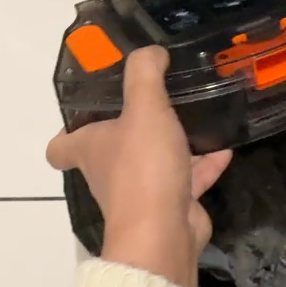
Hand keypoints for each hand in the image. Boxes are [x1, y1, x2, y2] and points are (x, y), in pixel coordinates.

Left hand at [46, 46, 232, 286]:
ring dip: (174, 142)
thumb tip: (150, 52)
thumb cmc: (142, 168)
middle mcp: (109, 170)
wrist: (164, 234)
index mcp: (90, 149)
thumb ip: (145, 74)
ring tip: (196, 115)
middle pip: (114, 146)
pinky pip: (188, 178)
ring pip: (155, 160)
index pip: (60, 145)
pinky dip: (204, 164)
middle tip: (157, 97)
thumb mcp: (144, 108)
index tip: (88, 108)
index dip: (67, 129)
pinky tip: (225, 147)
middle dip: (133, 124)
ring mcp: (141, 191)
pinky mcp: (171, 205)